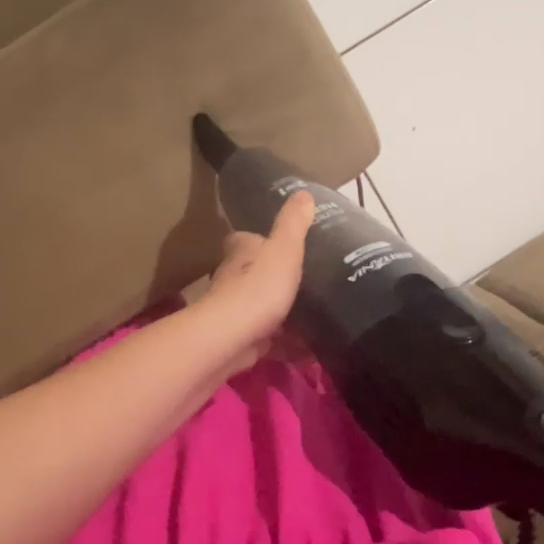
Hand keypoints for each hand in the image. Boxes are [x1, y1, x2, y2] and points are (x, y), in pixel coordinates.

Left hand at [197, 190, 315, 370]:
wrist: (233, 336)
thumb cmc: (259, 286)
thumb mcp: (284, 249)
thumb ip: (294, 224)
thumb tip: (304, 193)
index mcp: (241, 252)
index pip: (243, 239)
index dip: (258, 240)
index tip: (279, 245)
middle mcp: (231, 279)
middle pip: (251, 275)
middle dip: (272, 279)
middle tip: (305, 284)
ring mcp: (234, 312)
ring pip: (259, 309)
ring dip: (279, 314)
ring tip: (312, 317)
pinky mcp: (241, 341)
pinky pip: (268, 340)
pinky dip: (285, 345)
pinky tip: (307, 350)